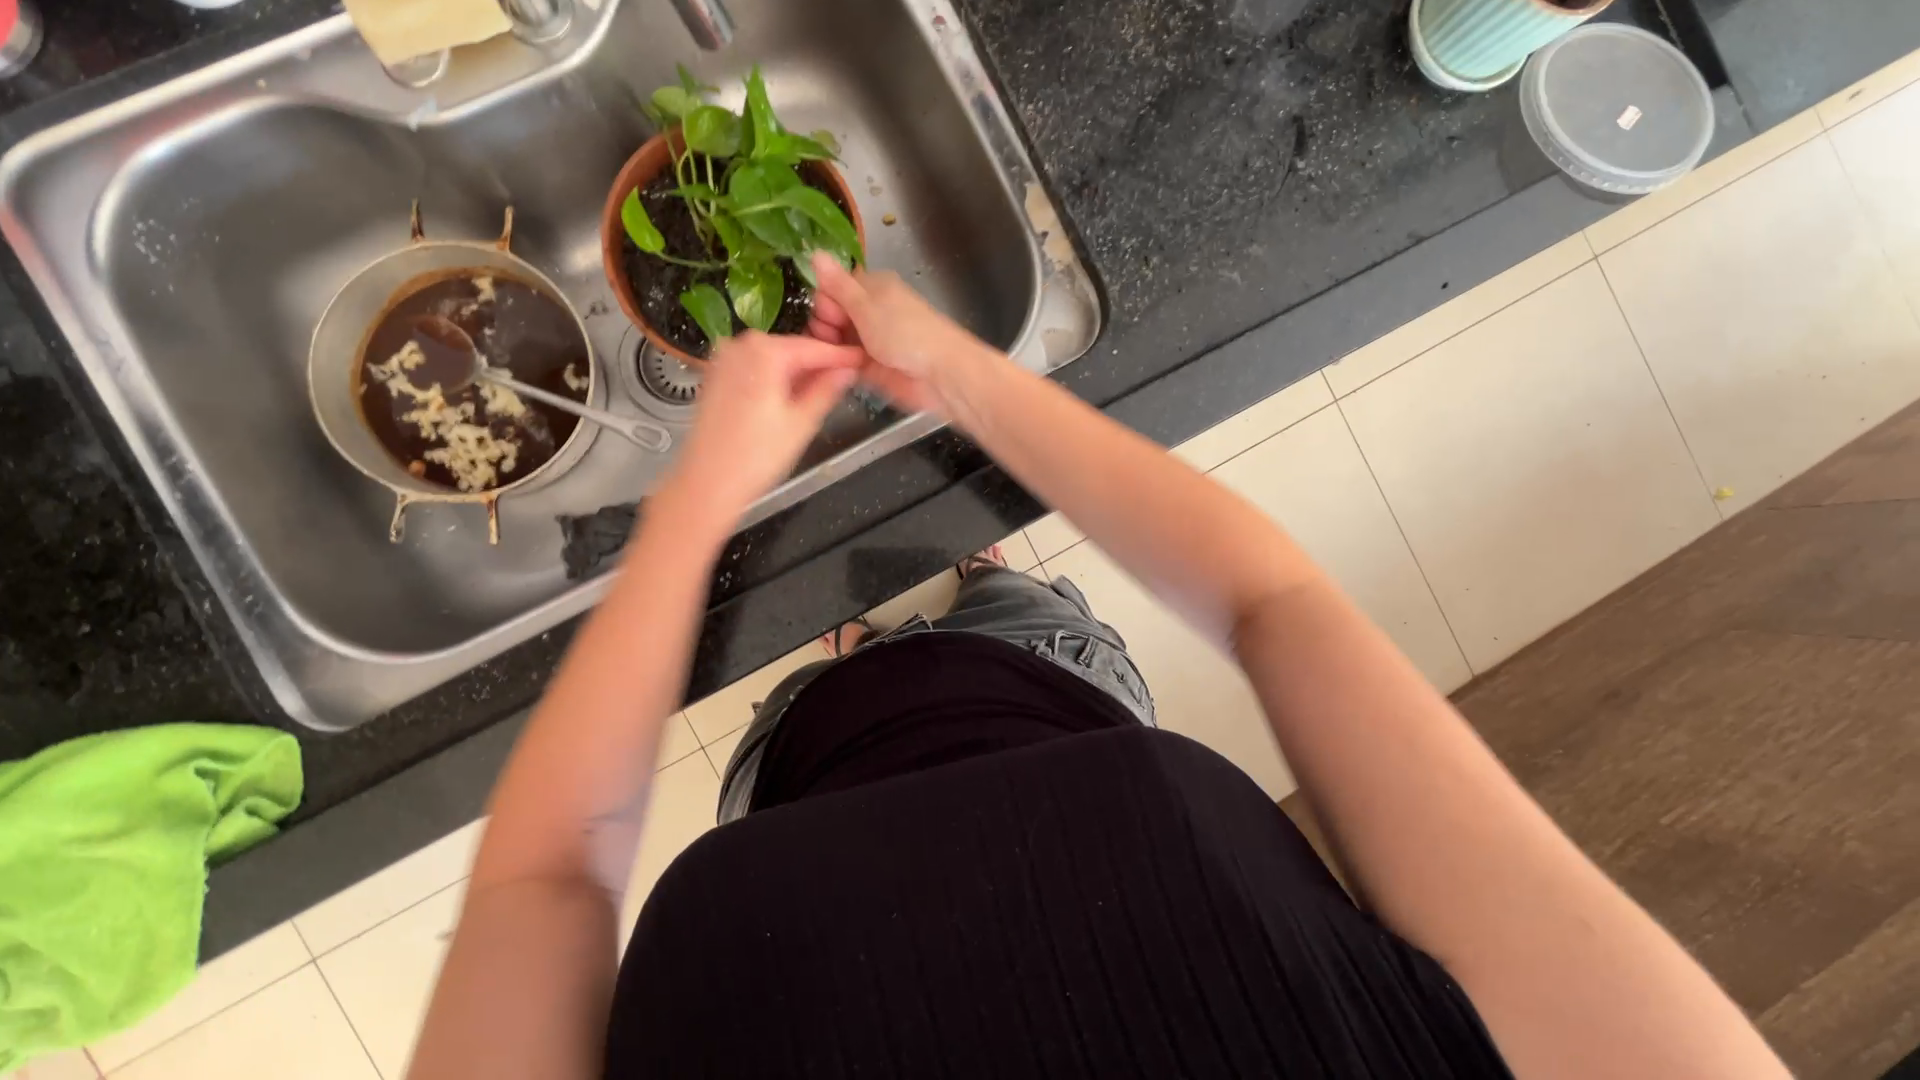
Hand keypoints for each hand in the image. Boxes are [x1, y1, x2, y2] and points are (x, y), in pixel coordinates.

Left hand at [660, 332, 862, 525]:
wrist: (708, 483)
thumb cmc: (754, 458)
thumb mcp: (802, 423)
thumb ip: (826, 391)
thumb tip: (845, 372)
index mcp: (764, 352)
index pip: (813, 347)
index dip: (840, 356)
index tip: (860, 359)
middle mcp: (740, 347)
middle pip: (791, 350)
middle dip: (817, 364)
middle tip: (845, 376)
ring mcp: (724, 361)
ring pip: (772, 360)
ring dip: (796, 373)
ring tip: (822, 390)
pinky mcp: (716, 377)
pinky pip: (754, 369)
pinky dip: (774, 378)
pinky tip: (790, 397)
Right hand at [806, 252, 998, 416]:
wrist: (939, 374)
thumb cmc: (906, 334)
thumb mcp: (867, 305)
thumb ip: (838, 285)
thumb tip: (815, 252)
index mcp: (871, 288)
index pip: (833, 288)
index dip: (825, 302)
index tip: (828, 317)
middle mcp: (870, 311)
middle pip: (832, 315)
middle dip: (825, 326)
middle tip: (832, 338)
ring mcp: (871, 340)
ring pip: (837, 340)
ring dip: (830, 347)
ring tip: (835, 357)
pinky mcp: (872, 367)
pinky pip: (846, 362)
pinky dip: (839, 365)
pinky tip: (835, 370)